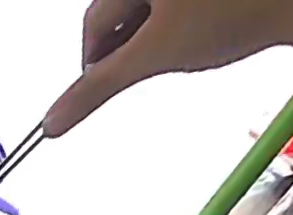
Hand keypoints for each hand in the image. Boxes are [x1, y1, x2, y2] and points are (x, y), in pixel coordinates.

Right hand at [44, 0, 292, 136]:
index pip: (94, 21)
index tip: (106, 83)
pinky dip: (191, 15)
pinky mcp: (216, 1)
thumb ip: (94, 91)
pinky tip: (214, 21)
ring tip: (193, 36)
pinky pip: (185, 6)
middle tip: (153, 59)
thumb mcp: (153, 55)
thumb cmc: (242, 9)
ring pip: (156, 6)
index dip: (95, 60)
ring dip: (161, 26)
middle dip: (130, 38)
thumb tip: (51, 124)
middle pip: (123, 6)